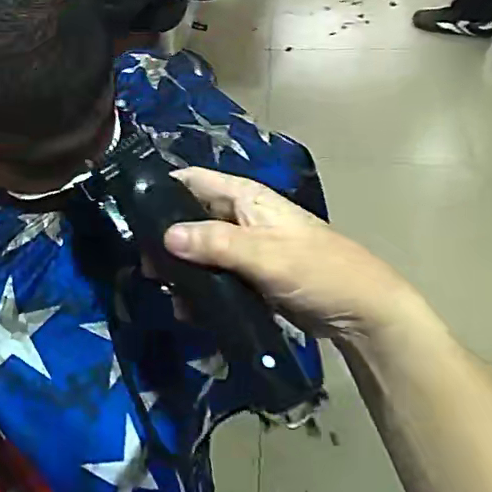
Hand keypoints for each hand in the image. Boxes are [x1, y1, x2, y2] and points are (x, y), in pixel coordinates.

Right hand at [161, 169, 425, 344]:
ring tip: (162, 290)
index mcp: (245, 197)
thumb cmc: (317, 269)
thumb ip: (216, 243)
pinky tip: (186, 308)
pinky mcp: (249, 275)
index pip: (193, 180)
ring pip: (199, 249)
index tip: (130, 210)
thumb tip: (166, 235)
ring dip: (180, 268)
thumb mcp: (265, 255)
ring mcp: (244, 246)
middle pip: (190, 216)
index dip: (162, 188)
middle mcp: (240, 216)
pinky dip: (198, 287)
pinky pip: (213, 275)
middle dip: (166, 237)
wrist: (360, 310)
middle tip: (144, 266)